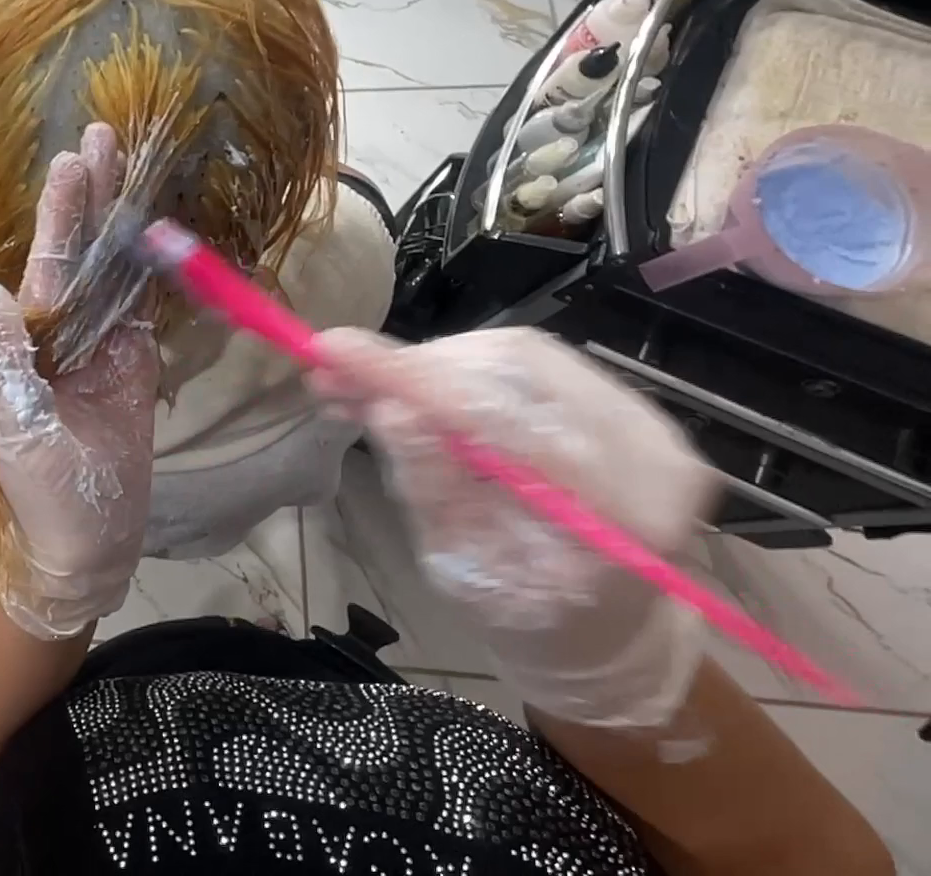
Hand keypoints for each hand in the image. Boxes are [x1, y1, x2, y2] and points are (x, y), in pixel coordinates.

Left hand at [0, 123, 160, 639]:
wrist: (83, 541)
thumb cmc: (43, 494)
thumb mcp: (19, 428)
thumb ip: (6, 360)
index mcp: (30, 341)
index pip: (48, 263)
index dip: (61, 212)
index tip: (72, 159)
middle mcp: (64, 333)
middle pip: (81, 253)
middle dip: (91, 196)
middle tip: (103, 134)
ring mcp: (102, 347)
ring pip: (113, 271)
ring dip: (121, 221)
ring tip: (132, 167)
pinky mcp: (133, 367)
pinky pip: (141, 309)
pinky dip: (150, 269)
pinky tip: (156, 231)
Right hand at [313, 326, 717, 727]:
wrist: (600, 632)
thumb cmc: (523, 620)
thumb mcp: (462, 569)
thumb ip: (431, 487)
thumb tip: (385, 408)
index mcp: (614, 510)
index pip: (502, 413)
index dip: (411, 375)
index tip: (332, 350)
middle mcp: (649, 450)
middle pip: (512, 365)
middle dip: (412, 366)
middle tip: (334, 375)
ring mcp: (647, 423)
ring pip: (515, 356)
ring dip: (429, 367)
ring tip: (365, 389)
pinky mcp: (627, 409)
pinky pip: (528, 366)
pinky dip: (458, 372)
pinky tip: (412, 393)